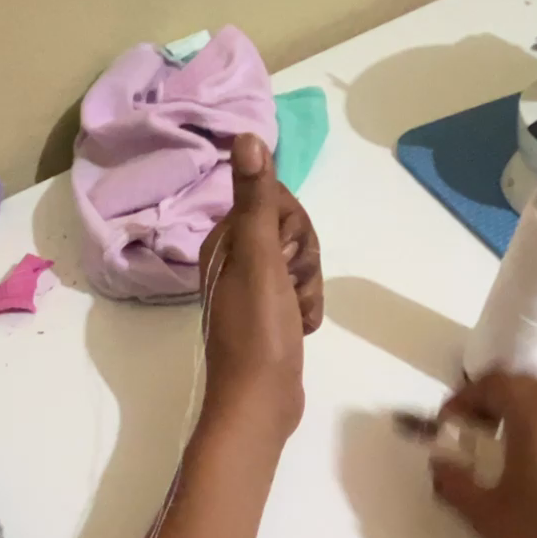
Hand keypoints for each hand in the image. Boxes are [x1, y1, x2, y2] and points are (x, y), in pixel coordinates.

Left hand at [195, 134, 323, 448]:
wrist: (260, 402)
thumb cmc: (258, 333)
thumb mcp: (259, 261)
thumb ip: (255, 201)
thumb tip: (246, 136)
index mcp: (227, 240)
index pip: (275, 202)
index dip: (291, 228)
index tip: (283, 257)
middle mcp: (238, 259)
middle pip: (292, 232)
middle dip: (303, 260)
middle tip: (289, 289)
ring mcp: (256, 289)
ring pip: (302, 264)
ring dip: (309, 288)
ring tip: (294, 315)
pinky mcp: (273, 315)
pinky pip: (303, 293)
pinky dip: (308, 309)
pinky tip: (300, 329)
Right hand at [430, 372, 536, 537]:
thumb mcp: (488, 519)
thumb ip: (454, 484)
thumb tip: (439, 464)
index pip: (496, 382)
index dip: (465, 397)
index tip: (449, 424)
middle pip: (530, 386)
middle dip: (496, 403)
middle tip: (476, 435)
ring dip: (529, 416)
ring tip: (512, 454)